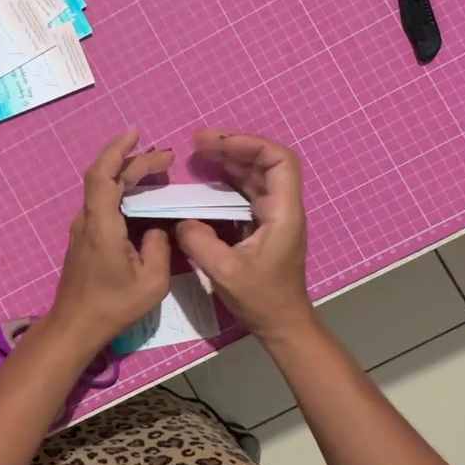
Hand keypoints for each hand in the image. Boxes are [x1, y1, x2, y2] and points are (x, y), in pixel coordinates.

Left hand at [45, 130, 172, 354]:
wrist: (75, 325)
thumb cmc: (113, 306)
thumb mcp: (151, 282)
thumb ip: (159, 248)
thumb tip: (156, 228)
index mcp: (101, 225)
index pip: (102, 176)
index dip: (116, 150)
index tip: (136, 134)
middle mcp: (87, 220)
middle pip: (104, 178)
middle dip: (134, 161)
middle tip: (166, 157)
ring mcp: (82, 229)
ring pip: (102, 190)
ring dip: (127, 175)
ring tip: (158, 169)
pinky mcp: (84, 238)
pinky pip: (103, 204)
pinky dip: (122, 192)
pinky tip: (141, 195)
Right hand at [175, 130, 312, 337]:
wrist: (280, 323)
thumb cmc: (260, 298)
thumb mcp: (224, 272)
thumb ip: (199, 241)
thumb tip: (182, 220)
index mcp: (282, 212)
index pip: (279, 161)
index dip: (250, 145)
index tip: (216, 144)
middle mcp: (281, 207)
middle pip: (265, 162)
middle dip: (233, 146)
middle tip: (197, 141)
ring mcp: (271, 215)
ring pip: (254, 174)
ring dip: (228, 160)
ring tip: (198, 151)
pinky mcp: (260, 224)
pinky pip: (244, 191)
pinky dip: (225, 179)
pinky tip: (204, 177)